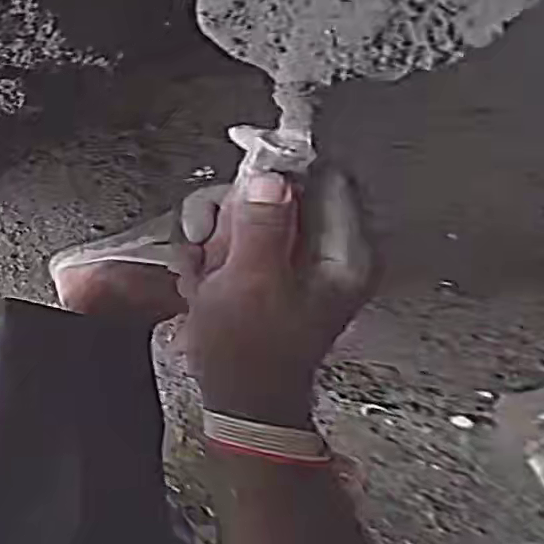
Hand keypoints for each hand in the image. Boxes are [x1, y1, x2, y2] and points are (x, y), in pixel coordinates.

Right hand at [176, 167, 376, 425]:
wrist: (234, 390)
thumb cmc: (251, 344)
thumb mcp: (252, 282)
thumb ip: (261, 226)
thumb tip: (271, 176)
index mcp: (340, 254)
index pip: (325, 180)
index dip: (285, 163)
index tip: (245, 153)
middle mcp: (316, 249)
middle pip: (270, 192)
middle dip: (229, 211)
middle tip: (215, 242)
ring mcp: (282, 256)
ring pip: (238, 211)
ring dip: (210, 234)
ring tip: (207, 269)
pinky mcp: (254, 264)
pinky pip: (222, 233)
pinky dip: (203, 250)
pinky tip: (202, 277)